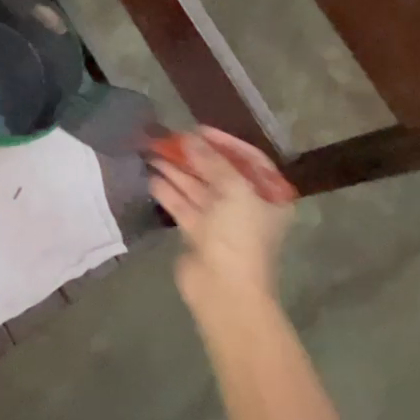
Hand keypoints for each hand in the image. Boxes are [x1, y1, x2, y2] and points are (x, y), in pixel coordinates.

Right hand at [149, 127, 296, 320]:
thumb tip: (190, 138)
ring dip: (176, 170)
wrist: (225, 290)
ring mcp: (221, 221)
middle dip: (193, 155)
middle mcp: (247, 206)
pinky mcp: (198, 234)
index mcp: (269, 195)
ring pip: (197, 188)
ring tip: (151, 152)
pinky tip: (151, 176)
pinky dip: (168, 191)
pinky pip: (183, 205)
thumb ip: (212, 161)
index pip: (248, 159)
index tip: (197, 129)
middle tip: (167, 139)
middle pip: (218, 172)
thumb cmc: (240, 236)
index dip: (223, 142)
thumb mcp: (234, 191)